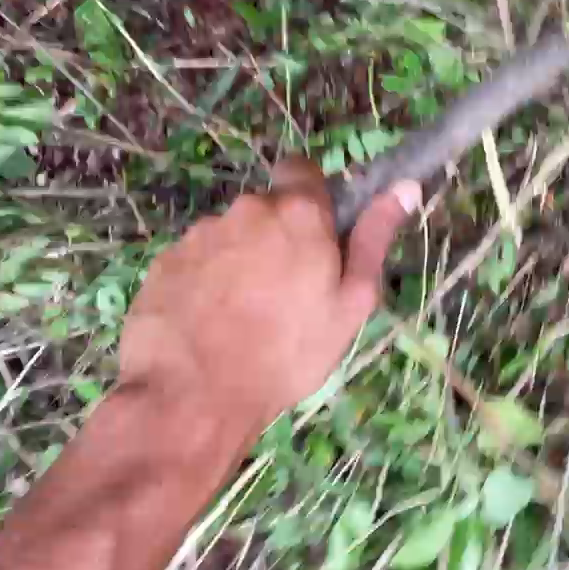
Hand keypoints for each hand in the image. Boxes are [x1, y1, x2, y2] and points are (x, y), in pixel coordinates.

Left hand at [116, 160, 421, 447]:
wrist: (190, 400)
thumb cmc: (289, 351)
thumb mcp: (352, 300)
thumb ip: (375, 237)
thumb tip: (406, 187)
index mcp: (298, 212)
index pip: (302, 169)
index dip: (311, 195)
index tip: (318, 233)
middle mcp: (246, 210)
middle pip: (268, 209)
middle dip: (278, 235)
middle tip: (288, 288)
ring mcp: (199, 236)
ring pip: (232, 235)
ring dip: (242, 259)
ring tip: (245, 312)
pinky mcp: (162, 265)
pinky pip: (196, 261)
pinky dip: (206, 281)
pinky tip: (211, 322)